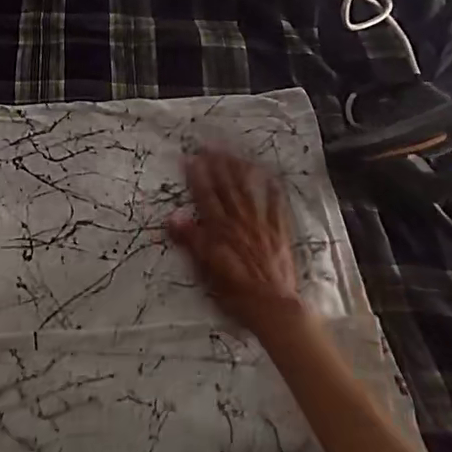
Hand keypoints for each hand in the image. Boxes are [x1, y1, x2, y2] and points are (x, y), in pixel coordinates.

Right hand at [166, 149, 308, 339]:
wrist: (272, 305)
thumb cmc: (234, 291)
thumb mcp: (205, 269)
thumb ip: (190, 240)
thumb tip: (173, 216)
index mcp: (219, 230)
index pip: (205, 196)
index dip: (197, 177)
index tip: (191, 158)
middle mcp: (240, 222)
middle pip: (227, 188)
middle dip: (217, 165)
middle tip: (210, 145)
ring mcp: (261, 225)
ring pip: (249, 192)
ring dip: (240, 170)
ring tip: (234, 153)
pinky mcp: (279, 234)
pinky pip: (275, 207)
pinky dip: (272, 191)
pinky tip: (270, 177)